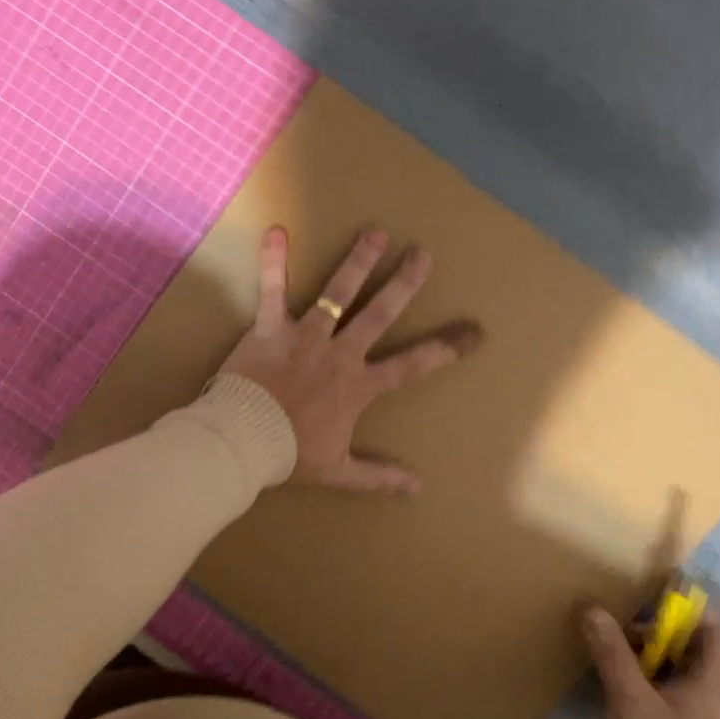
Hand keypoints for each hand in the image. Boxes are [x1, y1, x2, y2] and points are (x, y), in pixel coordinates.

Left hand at [218, 226, 481, 493]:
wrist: (245, 441)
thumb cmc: (290, 455)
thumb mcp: (338, 471)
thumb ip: (377, 476)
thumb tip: (418, 487)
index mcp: (358, 386)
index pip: (411, 366)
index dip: (445, 349)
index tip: (474, 332)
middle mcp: (339, 353)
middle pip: (379, 314)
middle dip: (404, 284)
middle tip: (423, 255)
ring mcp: (305, 337)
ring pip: (336, 293)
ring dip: (357, 262)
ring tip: (375, 234)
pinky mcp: (270, 329)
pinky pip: (271, 289)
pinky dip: (272, 261)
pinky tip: (277, 231)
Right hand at [580, 605, 719, 718]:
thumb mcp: (630, 699)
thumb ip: (611, 651)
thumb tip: (591, 606)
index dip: (690, 609)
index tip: (645, 604)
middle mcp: (719, 695)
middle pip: (699, 645)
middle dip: (658, 631)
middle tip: (616, 630)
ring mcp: (704, 717)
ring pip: (680, 669)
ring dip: (646, 656)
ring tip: (606, 654)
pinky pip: (668, 693)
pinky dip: (644, 681)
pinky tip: (612, 688)